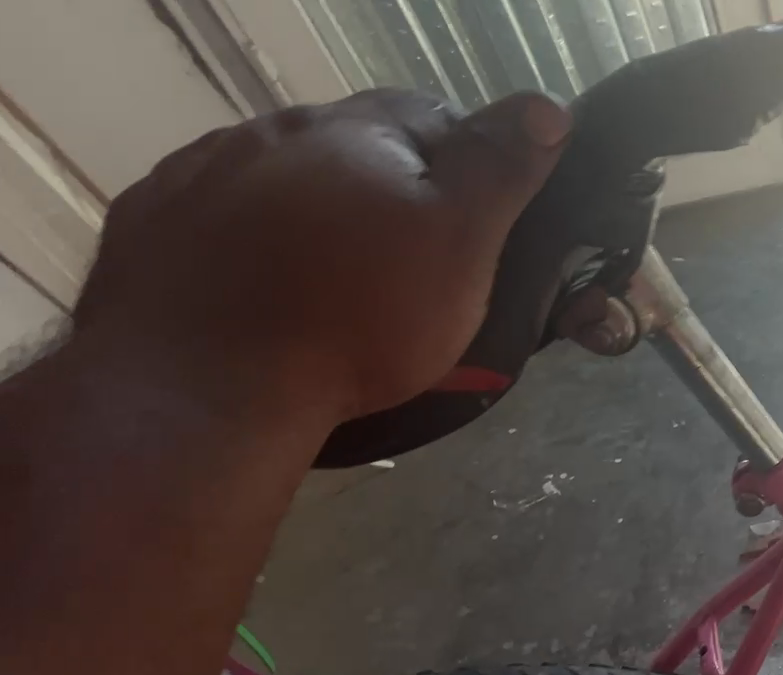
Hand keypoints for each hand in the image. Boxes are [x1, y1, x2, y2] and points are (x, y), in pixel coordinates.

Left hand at [71, 89, 570, 421]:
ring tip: (365, 297)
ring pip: (305, 190)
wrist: (209, 385)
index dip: (484, 173)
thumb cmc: (363, 313)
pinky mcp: (161, 227)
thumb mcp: (460, 243)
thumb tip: (547, 107)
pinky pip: (242, 224)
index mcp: (357, 133)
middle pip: (372, 156)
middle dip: (413, 205)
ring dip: (343, 227)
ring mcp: (203, 176)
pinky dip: (277, 251)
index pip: (442, 118)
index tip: (499, 236)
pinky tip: (292, 299)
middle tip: (438, 280)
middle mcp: (274, 132)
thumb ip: (500, 170)